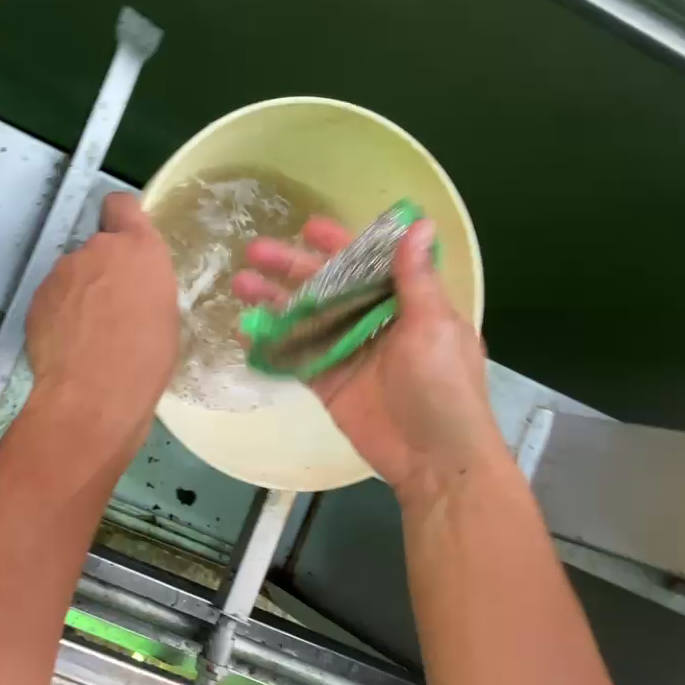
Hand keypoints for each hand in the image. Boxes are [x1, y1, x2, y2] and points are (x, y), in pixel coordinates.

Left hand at [26, 193, 179, 437]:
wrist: (91, 395)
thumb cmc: (145, 360)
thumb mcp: (164, 315)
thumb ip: (144, 285)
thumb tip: (129, 289)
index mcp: (137, 248)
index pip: (121, 205)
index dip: (121, 218)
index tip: (126, 241)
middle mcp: (95, 250)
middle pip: (96, 248)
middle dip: (101, 270)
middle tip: (111, 308)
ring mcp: (60, 273)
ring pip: (72, 275)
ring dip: (79, 293)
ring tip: (88, 334)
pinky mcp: (36, 298)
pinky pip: (53, 298)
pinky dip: (59, 314)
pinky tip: (68, 344)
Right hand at [232, 217, 505, 499]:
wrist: (435, 460)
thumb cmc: (444, 388)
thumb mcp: (434, 327)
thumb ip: (415, 279)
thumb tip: (420, 224)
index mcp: (404, 304)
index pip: (367, 264)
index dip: (339, 245)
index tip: (308, 227)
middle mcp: (372, 322)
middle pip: (326, 287)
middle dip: (290, 268)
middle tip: (253, 251)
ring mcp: (346, 352)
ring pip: (304, 318)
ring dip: (272, 302)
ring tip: (239, 285)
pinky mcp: (326, 382)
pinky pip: (294, 357)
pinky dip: (270, 345)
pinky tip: (244, 333)